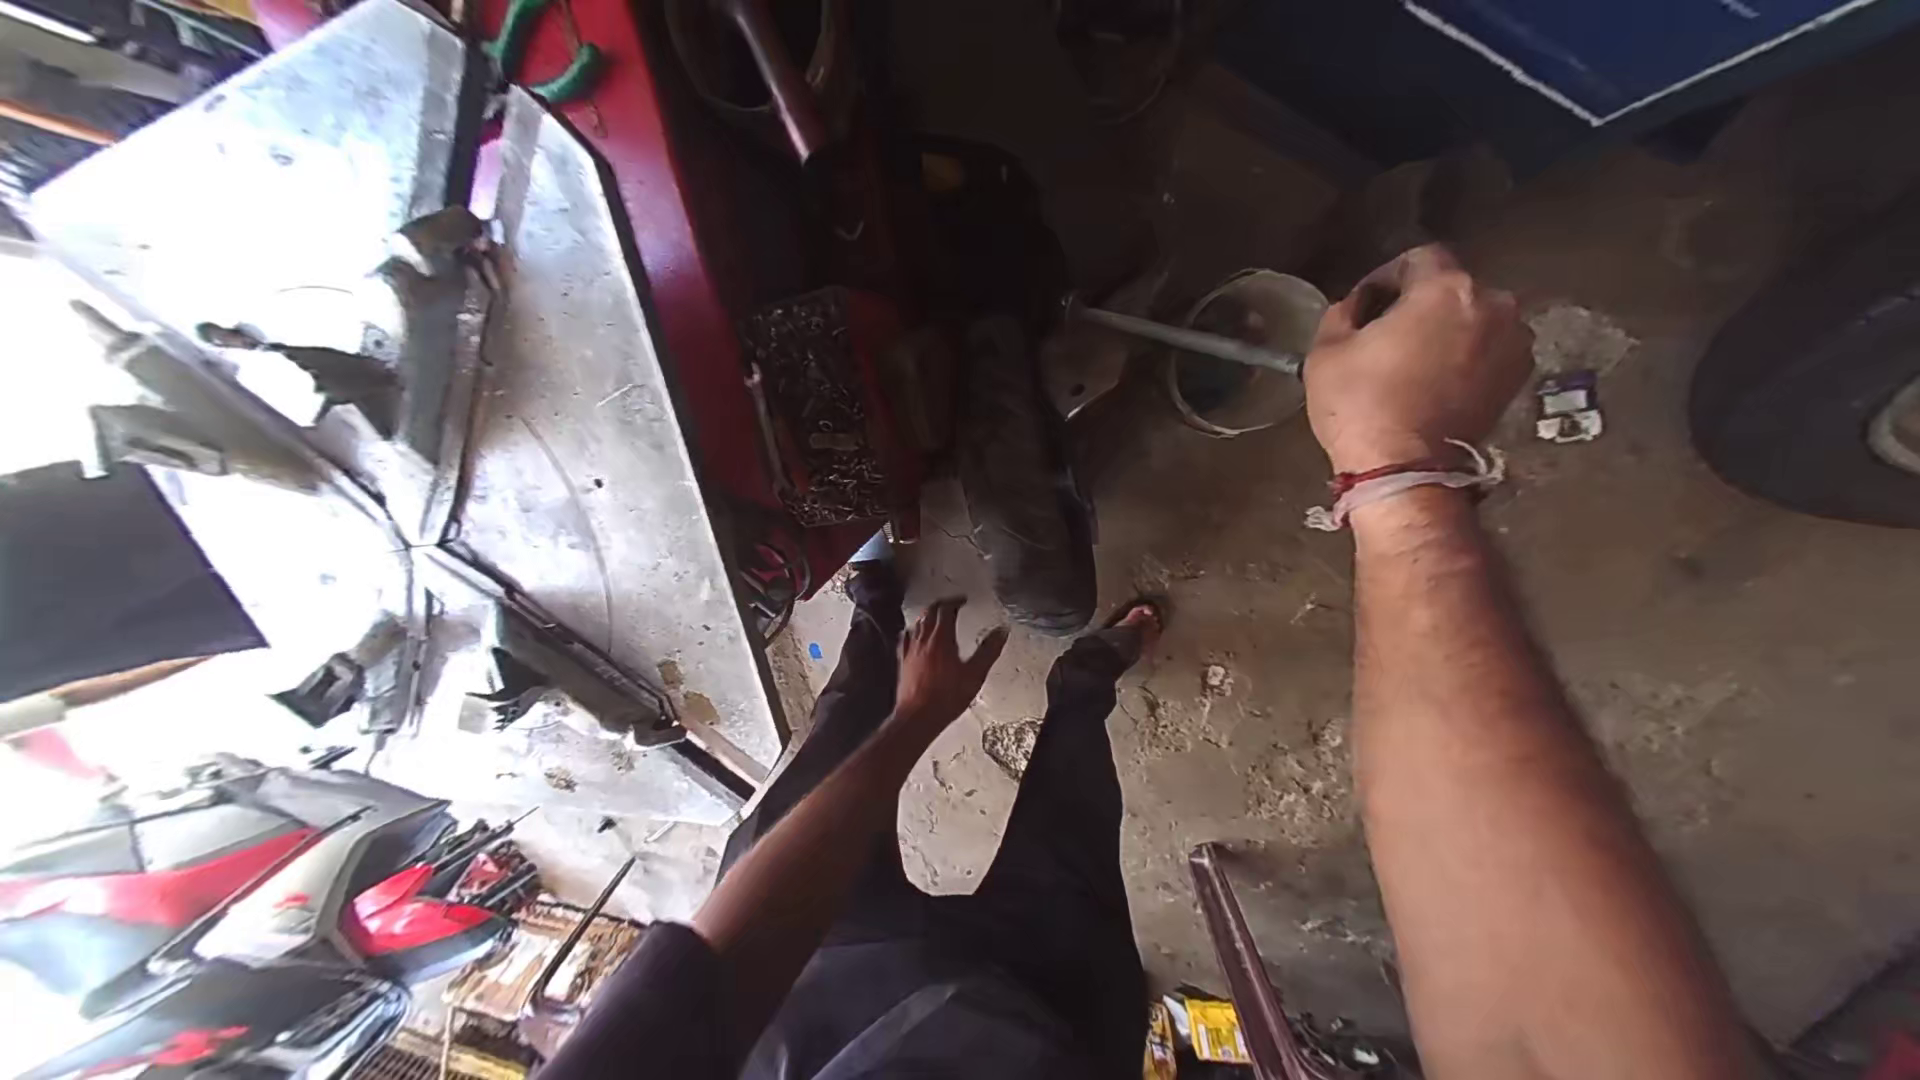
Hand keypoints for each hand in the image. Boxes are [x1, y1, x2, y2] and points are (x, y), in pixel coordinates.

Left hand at [893, 598, 1007, 730]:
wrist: (918, 716)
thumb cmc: (945, 697)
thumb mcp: (975, 674)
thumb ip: (988, 650)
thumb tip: (1001, 632)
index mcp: (942, 639)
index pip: (947, 610)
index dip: (956, 602)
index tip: (963, 601)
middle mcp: (923, 640)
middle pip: (930, 613)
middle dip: (942, 605)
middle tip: (951, 605)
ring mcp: (911, 651)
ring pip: (918, 624)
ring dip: (928, 616)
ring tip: (936, 616)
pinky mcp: (902, 662)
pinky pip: (905, 639)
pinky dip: (912, 632)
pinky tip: (911, 634)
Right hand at [1304, 245, 1533, 473]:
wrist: (1402, 466)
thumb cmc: (1359, 405)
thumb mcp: (1325, 353)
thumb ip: (1342, 313)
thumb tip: (1357, 305)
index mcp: (1445, 289)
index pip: (1418, 257)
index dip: (1385, 276)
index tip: (1365, 303)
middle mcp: (1493, 304)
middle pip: (1450, 289)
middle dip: (1417, 306)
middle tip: (1383, 338)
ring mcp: (1513, 342)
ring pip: (1471, 319)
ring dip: (1443, 331)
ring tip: (1410, 364)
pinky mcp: (1518, 376)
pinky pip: (1487, 349)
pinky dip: (1463, 357)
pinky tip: (1432, 383)